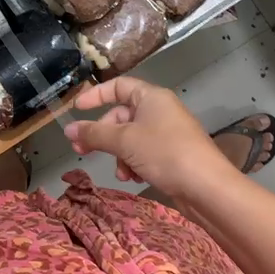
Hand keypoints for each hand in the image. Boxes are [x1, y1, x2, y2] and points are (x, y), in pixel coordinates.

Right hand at [64, 76, 231, 195]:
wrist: (207, 187)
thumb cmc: (164, 153)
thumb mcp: (123, 141)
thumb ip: (93, 134)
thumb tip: (68, 130)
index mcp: (151, 97)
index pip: (118, 86)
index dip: (95, 96)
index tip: (76, 110)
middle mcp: (159, 110)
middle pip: (121, 116)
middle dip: (102, 135)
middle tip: (82, 151)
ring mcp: (167, 133)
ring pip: (130, 138)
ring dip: (119, 155)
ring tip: (120, 173)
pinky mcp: (172, 154)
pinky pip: (143, 153)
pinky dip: (134, 163)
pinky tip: (134, 178)